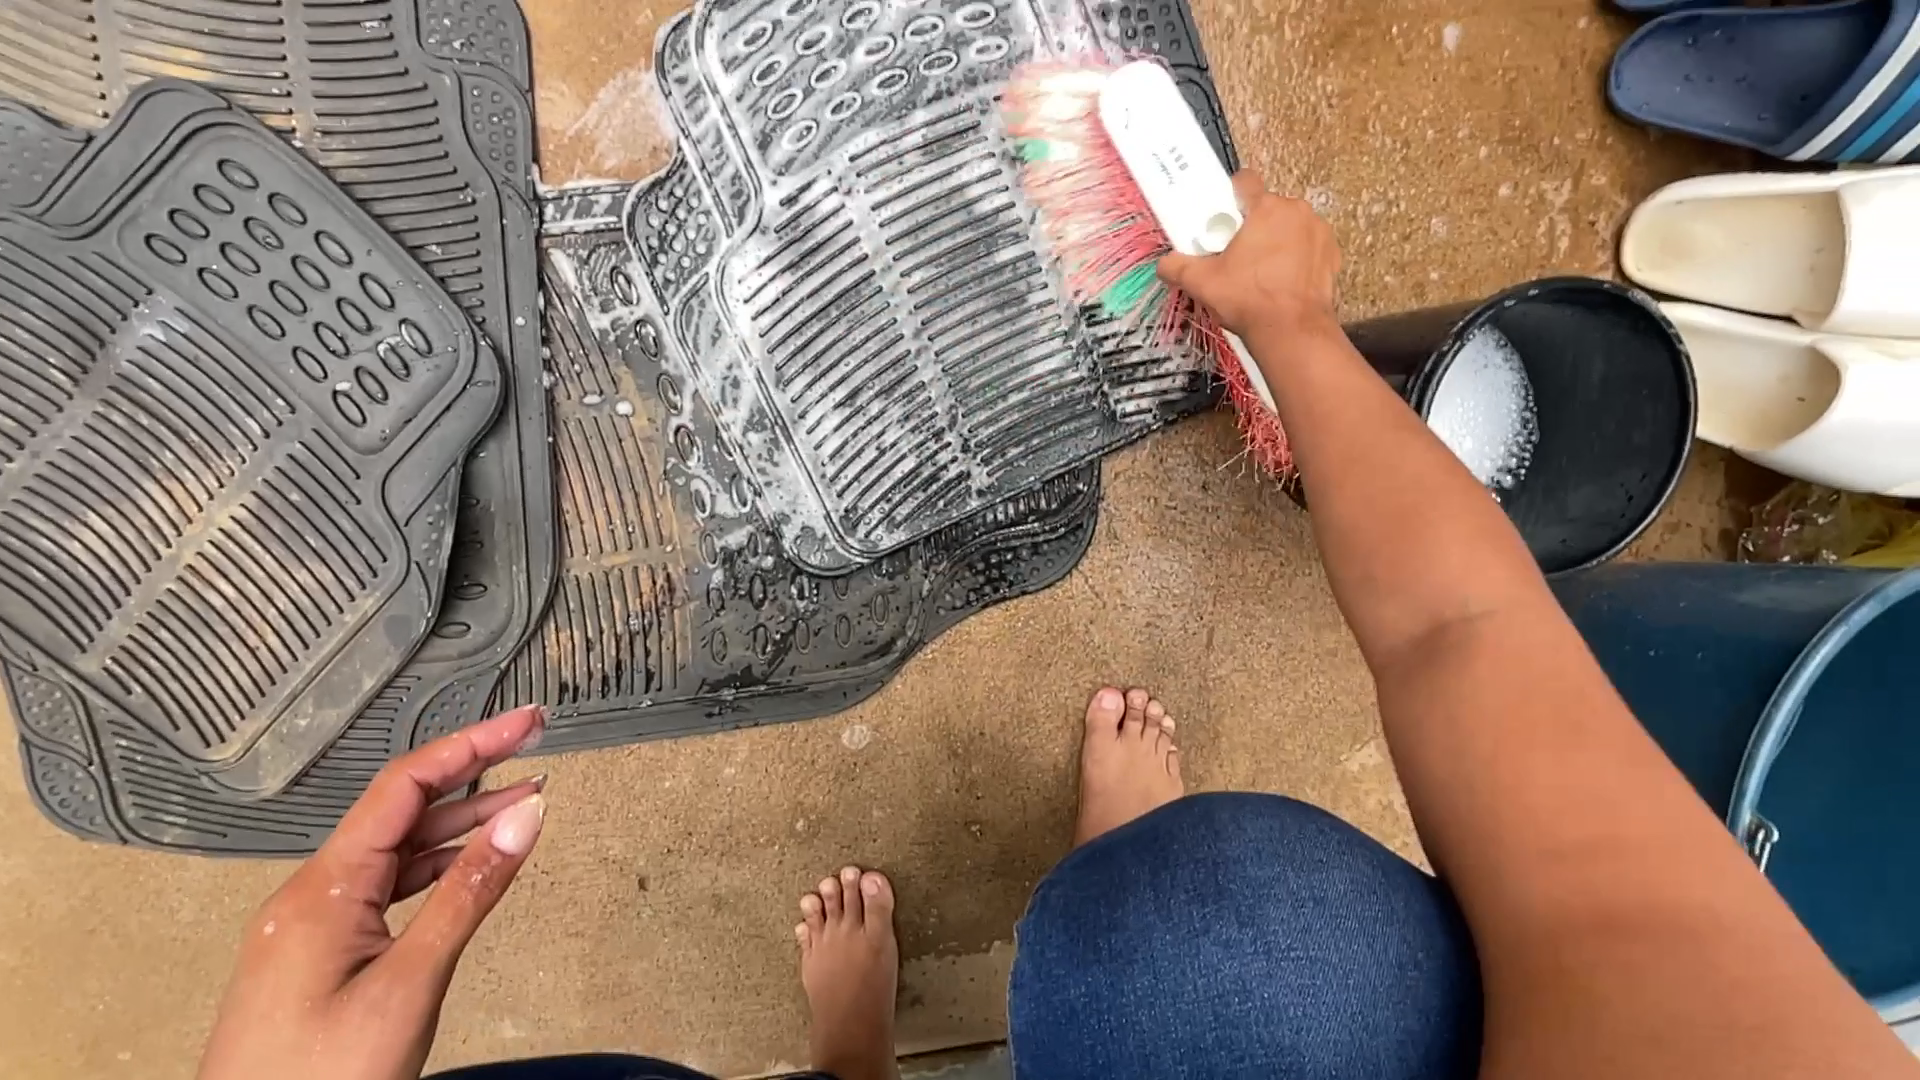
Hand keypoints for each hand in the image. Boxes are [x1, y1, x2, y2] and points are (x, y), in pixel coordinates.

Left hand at [197, 705, 549, 1079]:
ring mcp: (314, 923)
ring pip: (398, 848)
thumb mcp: (410, 983)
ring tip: (529, 799)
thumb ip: (470, 891)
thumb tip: (530, 810)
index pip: (406, 786)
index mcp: (324, 887)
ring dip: (463, 819)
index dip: (472, 743)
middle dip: (473, 771)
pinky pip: (390, 884)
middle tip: (537, 744)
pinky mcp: (323, 951)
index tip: (529, 721)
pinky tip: (476, 859)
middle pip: (401, 809)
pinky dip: (441, 862)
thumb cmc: (326, 1077)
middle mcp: (312, 892)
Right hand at [1158, 171, 1341, 339]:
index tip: (1222, 219)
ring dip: (1274, 241)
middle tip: (1235, 256)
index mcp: (1265, 209)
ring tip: (1259, 272)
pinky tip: (1281, 281)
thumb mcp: (1202, 283)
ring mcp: (1317, 231)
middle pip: (1266, 208)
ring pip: (1288, 226)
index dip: (1229, 197)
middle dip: (1251, 226)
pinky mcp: (1331, 252)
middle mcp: (1295, 211)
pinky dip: (1295, 258)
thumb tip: (1165, 264)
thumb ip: (1177, 267)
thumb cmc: (1249, 301)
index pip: (1245, 181)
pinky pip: (1307, 246)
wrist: (1292, 330)